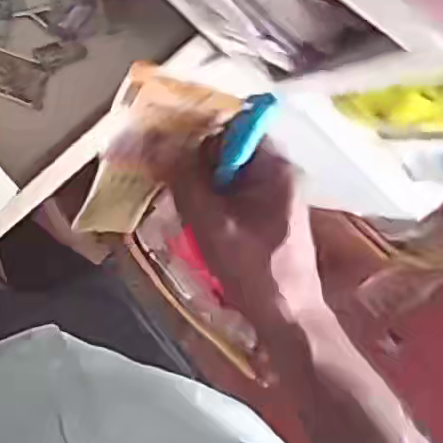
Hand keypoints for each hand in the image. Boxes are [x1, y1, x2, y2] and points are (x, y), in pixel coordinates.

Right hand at [170, 142, 325, 330]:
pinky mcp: (269, 213)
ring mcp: (277, 193)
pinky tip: (195, 212)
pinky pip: (235, 189)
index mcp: (276, 166)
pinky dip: (213, 194)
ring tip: (177, 190)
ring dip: (201, 177)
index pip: (234, 124)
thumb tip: (155, 142)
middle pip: (231, 145)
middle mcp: (281, 172)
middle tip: (167, 167)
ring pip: (229, 169)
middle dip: (196, 155)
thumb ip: (182, 177)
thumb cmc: (252, 268)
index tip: (170, 138)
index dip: (200, 127)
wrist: (287, 318)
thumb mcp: (209, 220)